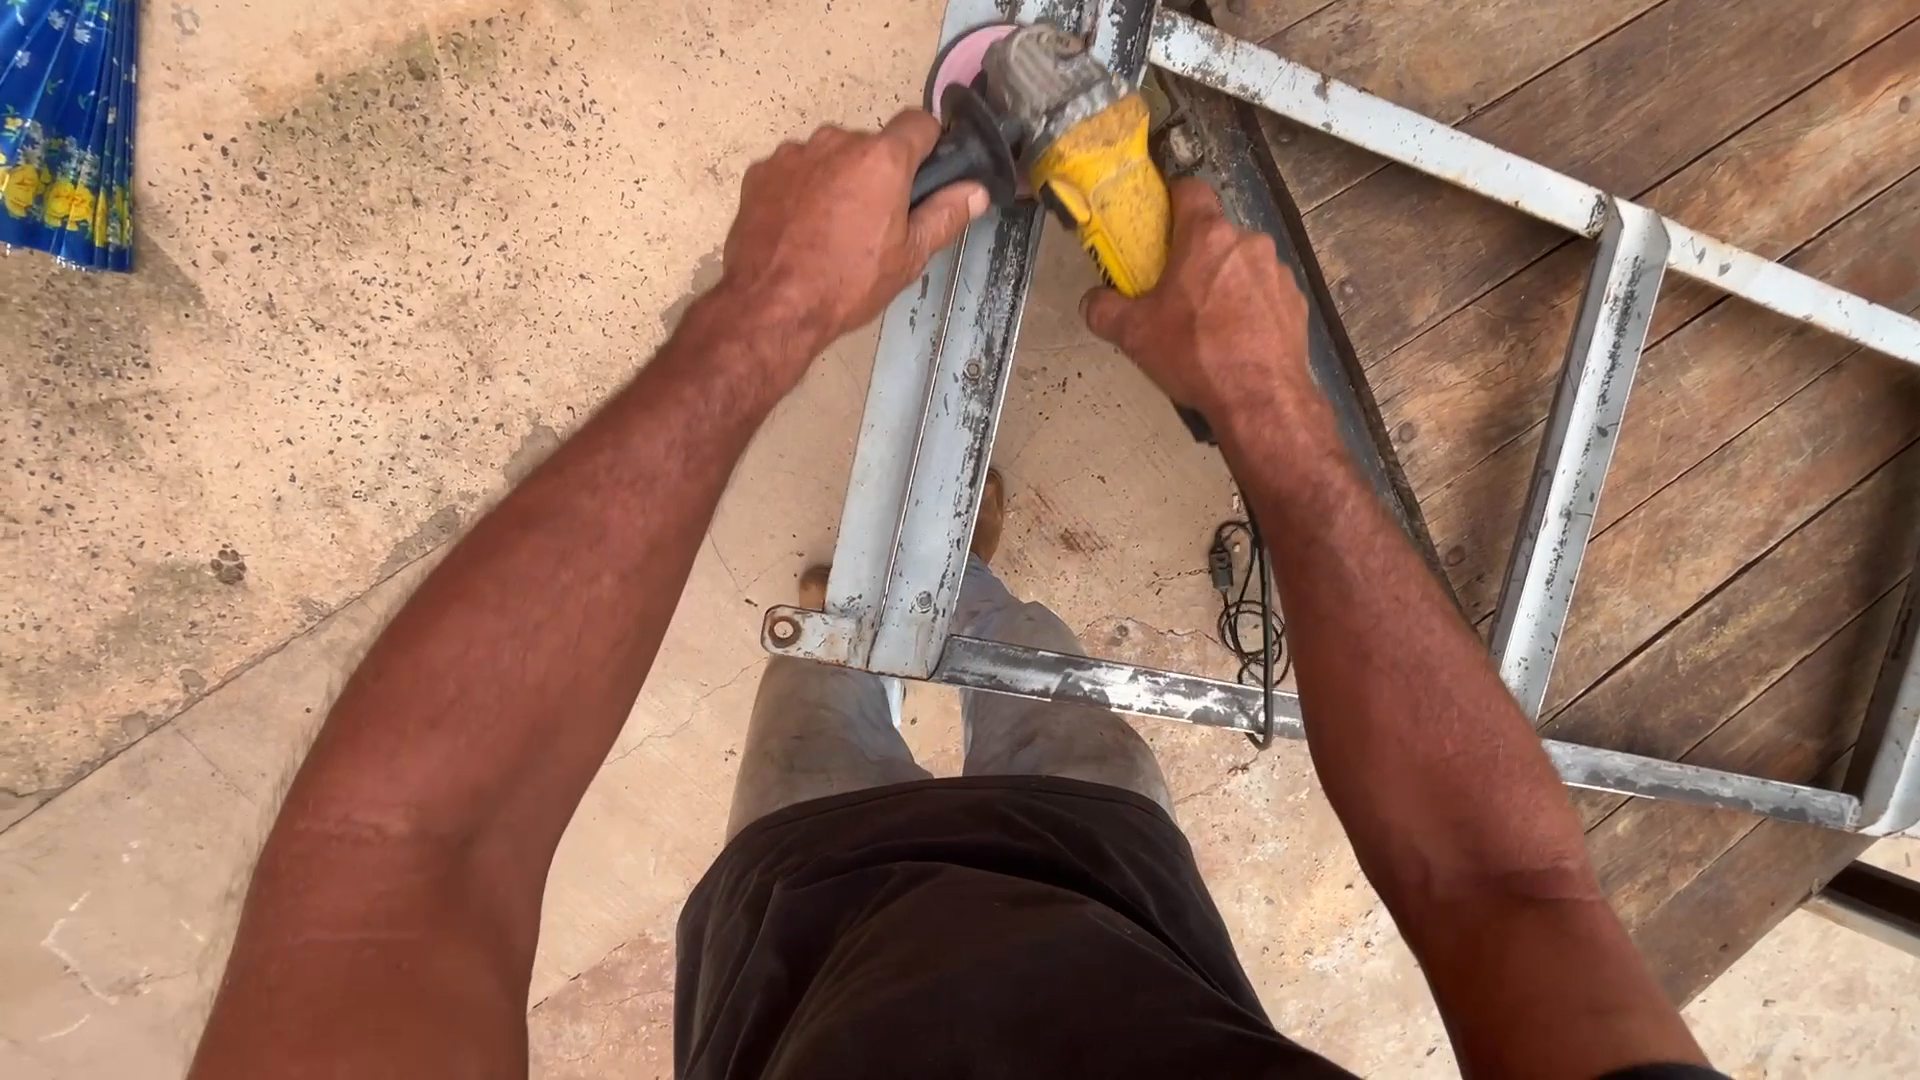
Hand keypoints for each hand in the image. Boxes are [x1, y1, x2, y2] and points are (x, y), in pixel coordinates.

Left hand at [718, 110, 988, 363]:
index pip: (919, 123)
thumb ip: (944, 216)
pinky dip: (802, 193)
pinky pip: (795, 173)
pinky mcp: (762, 172)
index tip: (925, 175)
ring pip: (831, 159)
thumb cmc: (845, 284)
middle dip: (878, 176)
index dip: (928, 147)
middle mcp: (837, 142)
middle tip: (876, 224)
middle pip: (871, 146)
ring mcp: (795, 154)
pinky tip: (801, 232)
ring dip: (838, 183)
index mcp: (882, 160)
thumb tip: (975, 193)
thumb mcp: (908, 258)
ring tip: (833, 233)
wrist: (773, 304)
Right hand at [1081, 178, 1316, 438]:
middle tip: (1172, 293)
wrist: (1260, 398)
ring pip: (1241, 266)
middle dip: (1193, 257)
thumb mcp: (1134, 335)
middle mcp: (1248, 244)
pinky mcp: (1295, 303)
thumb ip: (1105, 311)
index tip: (1158, 223)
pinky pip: (1264, 295)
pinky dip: (1248, 309)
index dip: (1172, 200)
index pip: (1190, 191)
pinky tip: (1234, 342)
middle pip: (1215, 236)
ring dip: (1223, 284)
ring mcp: (1277, 273)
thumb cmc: (1195, 355)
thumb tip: (1092, 302)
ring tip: (1205, 326)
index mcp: (1207, 238)